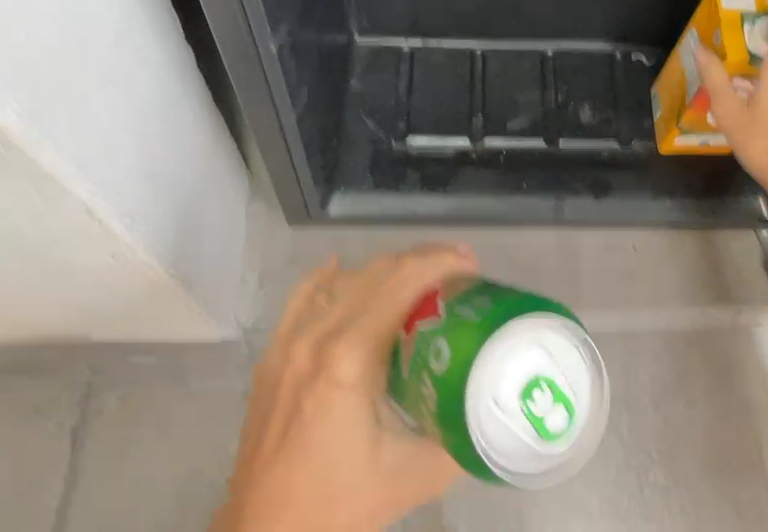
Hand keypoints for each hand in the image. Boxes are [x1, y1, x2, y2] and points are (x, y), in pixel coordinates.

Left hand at [215, 244, 479, 531]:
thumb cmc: (339, 505)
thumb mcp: (416, 475)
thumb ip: (461, 432)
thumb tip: (494, 401)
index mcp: (350, 358)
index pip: (400, 283)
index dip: (439, 263)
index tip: (472, 266)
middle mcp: (315, 337)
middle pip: (374, 273)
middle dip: (421, 262)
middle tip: (459, 273)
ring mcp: (288, 343)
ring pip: (341, 281)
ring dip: (384, 271)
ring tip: (418, 281)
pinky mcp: (272, 357)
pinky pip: (302, 298)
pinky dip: (330, 279)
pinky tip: (345, 270)